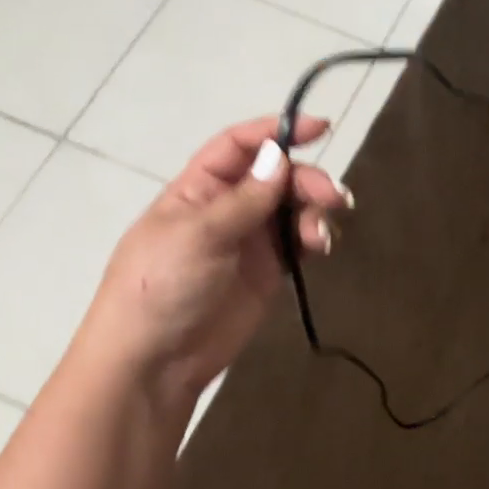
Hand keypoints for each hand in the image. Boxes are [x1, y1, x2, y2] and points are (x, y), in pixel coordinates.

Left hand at [73, 115, 345, 403]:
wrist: (155, 360)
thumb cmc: (160, 286)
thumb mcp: (198, 235)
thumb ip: (244, 199)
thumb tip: (278, 155)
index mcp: (198, 188)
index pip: (240, 146)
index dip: (277, 131)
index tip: (321, 128)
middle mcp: (228, 207)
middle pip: (278, 176)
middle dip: (308, 180)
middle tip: (334, 198)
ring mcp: (250, 240)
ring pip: (295, 208)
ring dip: (316, 212)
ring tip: (321, 236)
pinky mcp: (270, 272)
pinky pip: (301, 243)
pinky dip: (316, 238)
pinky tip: (322, 247)